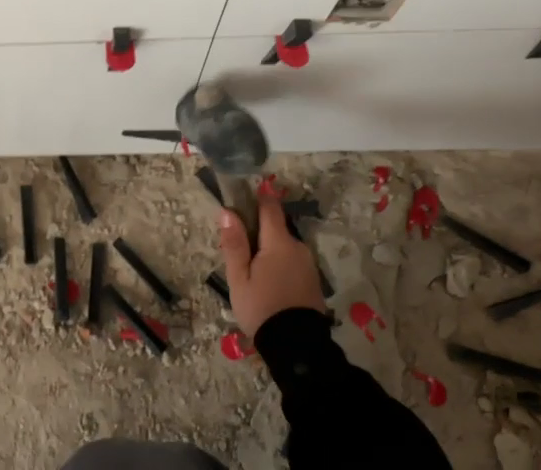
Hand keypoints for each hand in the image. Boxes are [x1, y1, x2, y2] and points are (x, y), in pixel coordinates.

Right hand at [218, 192, 324, 333]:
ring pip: (285, 247)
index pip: (270, 208)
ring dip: (270, 251)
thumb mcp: (239, 278)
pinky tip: (269, 284)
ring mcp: (308, 265)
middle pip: (276, 229)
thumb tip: (227, 212)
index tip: (248, 193)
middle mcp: (298, 248)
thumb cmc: (261, 308)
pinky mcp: (313, 281)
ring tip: (253, 273)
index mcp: (279, 243)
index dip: (260, 197)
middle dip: (259, 232)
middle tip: (240, 250)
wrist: (296, 347)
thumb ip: (234, 244)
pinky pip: (293, 262)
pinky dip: (280, 264)